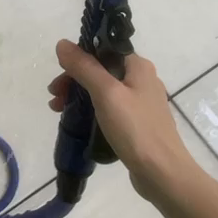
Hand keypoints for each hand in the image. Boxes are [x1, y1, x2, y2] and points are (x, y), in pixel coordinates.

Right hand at [49, 40, 198, 199]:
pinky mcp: (137, 124)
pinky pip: (109, 110)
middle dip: (74, 81)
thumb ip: (84, 67)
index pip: (103, 51)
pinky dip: (91, 112)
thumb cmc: (135, 129)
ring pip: (103, 91)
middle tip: (55, 98)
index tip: (60, 76)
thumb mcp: (106, 93)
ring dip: (79, 97)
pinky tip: (79, 123)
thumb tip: (62, 44)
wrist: (162, 173)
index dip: (79, 59)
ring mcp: (140, 104)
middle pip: (101, 71)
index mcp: (138, 67)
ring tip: (59, 112)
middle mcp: (142, 80)